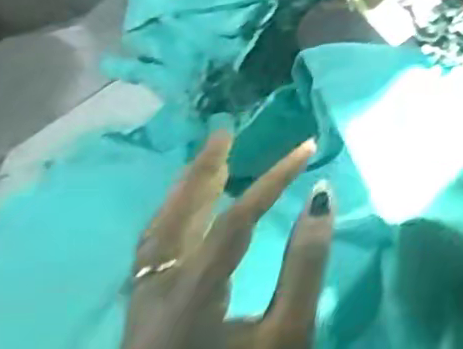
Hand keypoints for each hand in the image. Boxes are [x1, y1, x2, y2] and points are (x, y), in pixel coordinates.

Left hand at [122, 134, 331, 348]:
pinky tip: (189, 215)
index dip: (272, 180)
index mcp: (190, 301)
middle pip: (173, 222)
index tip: (309, 148)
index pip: (233, 221)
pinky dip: (173, 222)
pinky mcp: (141, 325)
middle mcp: (154, 301)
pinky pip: (152, 256)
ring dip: (183, 195)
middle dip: (201, 174)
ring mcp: (140, 314)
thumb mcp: (289, 334)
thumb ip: (306, 264)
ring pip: (155, 239)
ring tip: (209, 162)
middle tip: (224, 133)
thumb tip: (322, 196)